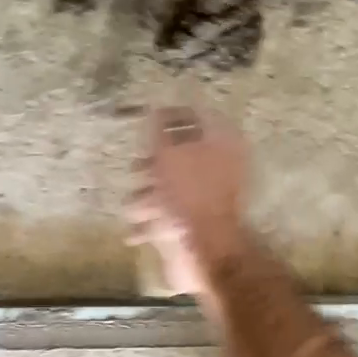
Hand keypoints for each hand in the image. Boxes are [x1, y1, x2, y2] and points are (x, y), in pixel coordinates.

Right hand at [126, 107, 249, 298]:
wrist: (205, 249)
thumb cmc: (186, 196)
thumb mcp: (169, 154)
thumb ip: (162, 129)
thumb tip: (156, 107)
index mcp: (222, 141)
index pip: (196, 115)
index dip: (169, 117)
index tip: (145, 121)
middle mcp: (224, 164)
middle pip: (183, 153)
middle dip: (153, 164)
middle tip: (136, 169)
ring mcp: (215, 195)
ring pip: (175, 186)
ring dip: (148, 197)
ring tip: (133, 210)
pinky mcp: (204, 222)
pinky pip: (174, 214)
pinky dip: (155, 221)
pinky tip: (138, 233)